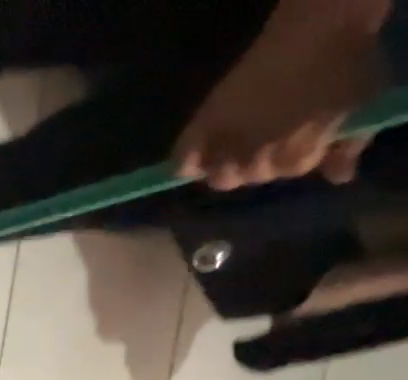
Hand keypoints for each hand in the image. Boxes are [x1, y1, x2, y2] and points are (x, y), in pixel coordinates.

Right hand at [173, 0, 387, 188]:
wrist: (311, 32)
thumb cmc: (341, 68)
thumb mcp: (362, 105)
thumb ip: (350, 145)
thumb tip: (339, 179)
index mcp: (295, 151)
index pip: (289, 172)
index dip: (300, 157)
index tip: (307, 142)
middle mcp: (255, 155)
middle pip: (251, 177)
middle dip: (263, 163)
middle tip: (271, 142)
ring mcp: (227, 142)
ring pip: (220, 177)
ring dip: (229, 168)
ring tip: (238, 151)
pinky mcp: (205, 127)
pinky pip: (184, 161)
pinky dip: (188, 166)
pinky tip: (196, 164)